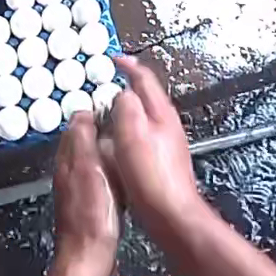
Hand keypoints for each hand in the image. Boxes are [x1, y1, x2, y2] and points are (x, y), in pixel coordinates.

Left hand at [53, 111, 120, 274]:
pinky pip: (99, 177)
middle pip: (84, 139)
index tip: (116, 109)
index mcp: (68, 158)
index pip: (78, 123)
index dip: (96, 113)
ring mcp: (77, 187)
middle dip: (102, 130)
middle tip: (124, 126)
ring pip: (92, 158)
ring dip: (106, 150)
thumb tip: (83, 113)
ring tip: (126, 147)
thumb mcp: (88, 168)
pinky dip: (110, 171)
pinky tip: (122, 176)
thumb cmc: (90, 215)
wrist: (88, 256)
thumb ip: (84, 140)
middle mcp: (68, 170)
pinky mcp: (87, 203)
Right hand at [103, 56, 202, 222]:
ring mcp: (166, 142)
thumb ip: (126, 107)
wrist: (172, 216)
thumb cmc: (153, 178)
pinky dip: (124, 131)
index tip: (113, 60)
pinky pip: (139, 135)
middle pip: (144, 95)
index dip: (127, 65)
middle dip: (124, 87)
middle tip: (103, 85)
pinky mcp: (160, 160)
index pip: (144, 77)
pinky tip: (113, 143)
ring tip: (104, 112)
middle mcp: (166, 123)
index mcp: (160, 112)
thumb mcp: (132, 134)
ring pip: (142, 115)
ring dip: (123, 110)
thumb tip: (121, 95)